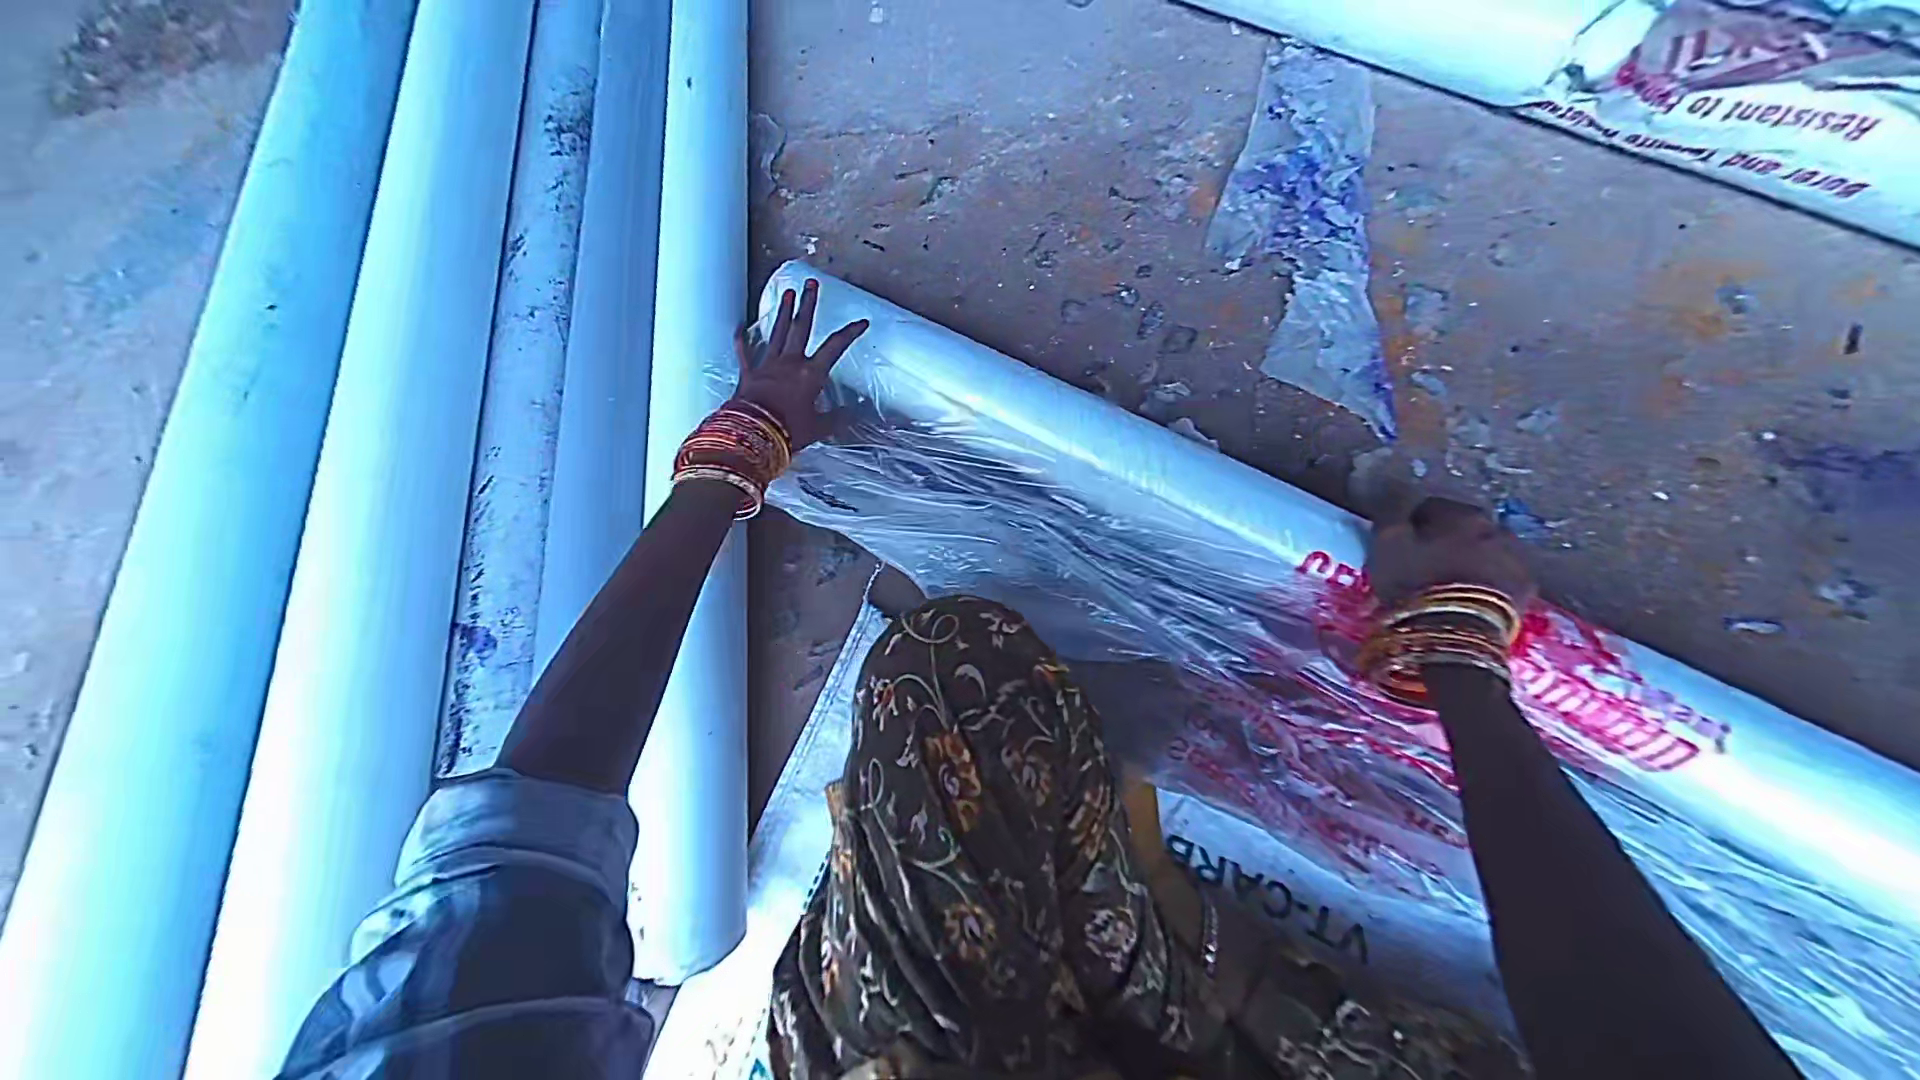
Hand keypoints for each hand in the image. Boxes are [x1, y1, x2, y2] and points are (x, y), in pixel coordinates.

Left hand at [733, 278, 868, 451]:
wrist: (752, 433)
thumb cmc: (789, 430)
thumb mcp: (818, 428)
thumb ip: (835, 419)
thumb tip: (851, 414)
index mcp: (810, 374)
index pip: (835, 347)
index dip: (850, 333)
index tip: (861, 322)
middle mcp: (789, 362)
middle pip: (801, 327)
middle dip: (808, 304)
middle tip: (811, 283)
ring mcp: (767, 365)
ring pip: (776, 333)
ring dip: (782, 312)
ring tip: (786, 293)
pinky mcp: (749, 373)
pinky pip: (744, 354)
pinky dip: (741, 340)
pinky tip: (739, 327)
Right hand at [1366, 496, 1535, 609]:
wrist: (1455, 626)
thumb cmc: (1414, 579)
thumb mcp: (1386, 543)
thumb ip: (1390, 514)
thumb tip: (1396, 494)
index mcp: (1459, 514)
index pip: (1430, 506)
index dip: (1410, 522)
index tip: (1397, 541)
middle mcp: (1495, 528)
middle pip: (1463, 527)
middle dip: (1445, 539)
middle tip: (1422, 561)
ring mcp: (1517, 558)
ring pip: (1485, 550)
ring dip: (1469, 558)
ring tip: (1446, 580)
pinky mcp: (1526, 588)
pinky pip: (1500, 575)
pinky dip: (1486, 580)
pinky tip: (1468, 594)